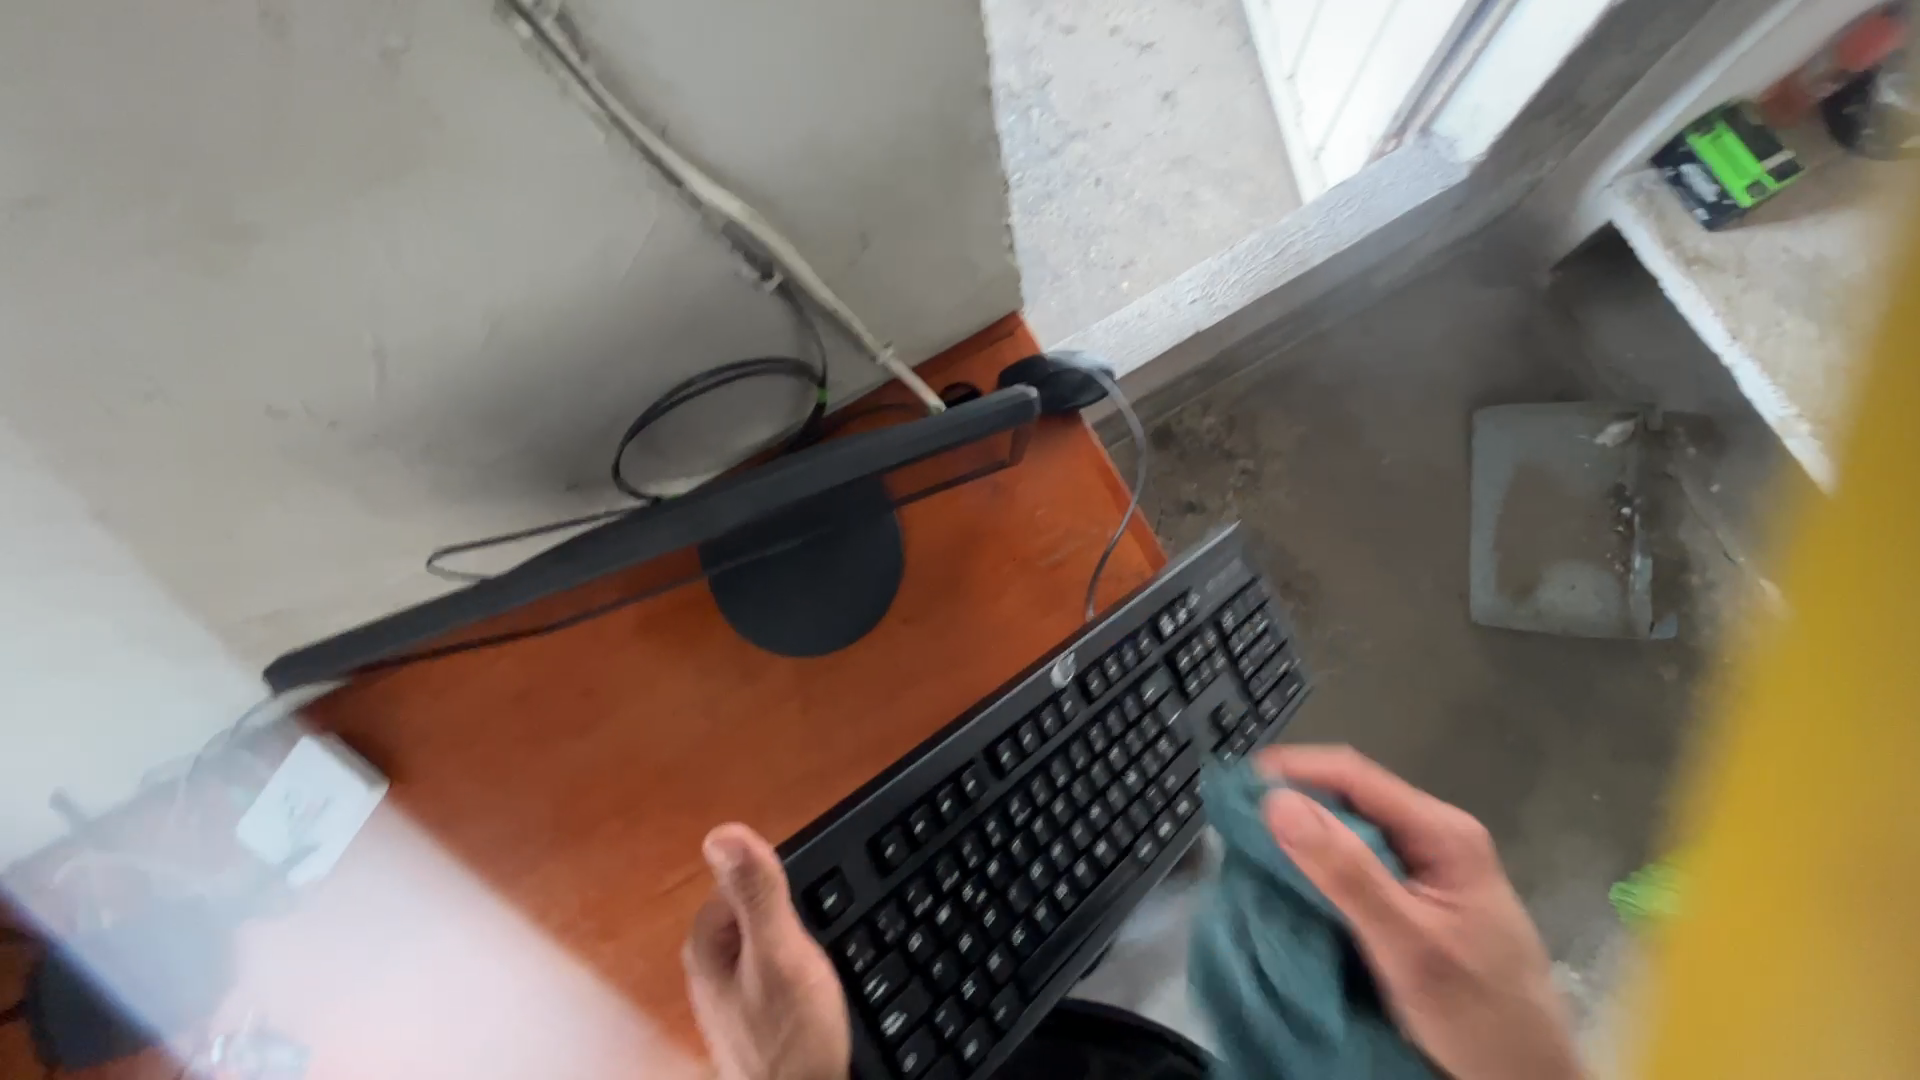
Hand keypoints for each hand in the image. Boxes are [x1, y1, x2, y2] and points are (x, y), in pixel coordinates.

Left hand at [682, 824, 851, 1079]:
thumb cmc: (789, 1038)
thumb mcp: (780, 952)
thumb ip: (757, 892)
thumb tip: (722, 830)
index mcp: (706, 938)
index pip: (749, 875)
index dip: (791, 888)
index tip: (813, 915)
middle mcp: (710, 959)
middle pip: (763, 904)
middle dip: (798, 914)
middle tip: (818, 949)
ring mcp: (732, 985)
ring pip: (774, 932)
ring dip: (801, 940)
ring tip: (820, 971)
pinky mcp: (754, 1005)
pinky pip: (779, 961)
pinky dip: (800, 964)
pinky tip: (814, 988)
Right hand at [1257, 747, 1582, 1079]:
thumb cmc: (1478, 1016)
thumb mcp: (1408, 946)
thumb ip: (1345, 873)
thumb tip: (1275, 802)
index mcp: (1442, 832)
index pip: (1353, 774)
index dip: (1291, 769)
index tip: (1236, 786)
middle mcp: (1432, 834)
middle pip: (1348, 794)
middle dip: (1290, 801)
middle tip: (1234, 821)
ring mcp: (1424, 863)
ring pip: (1348, 826)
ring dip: (1300, 832)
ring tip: (1250, 845)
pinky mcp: (1412, 892)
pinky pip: (1354, 858)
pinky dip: (1316, 861)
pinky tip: (1288, 876)